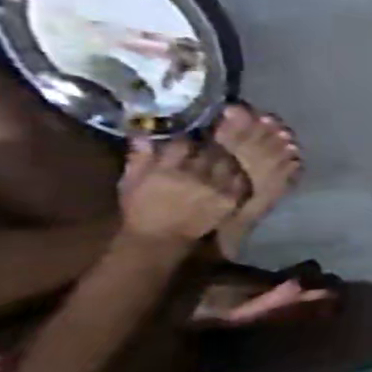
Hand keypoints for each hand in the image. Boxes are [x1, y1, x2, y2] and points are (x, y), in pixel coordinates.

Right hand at [118, 138, 247, 243]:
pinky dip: (238, 173)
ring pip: (229, 163)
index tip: (188, 139)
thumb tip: (141, 134)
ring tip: (222, 158)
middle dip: (210, 147)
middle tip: (210, 146)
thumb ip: (139, 157)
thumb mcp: (130, 181)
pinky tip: (232, 172)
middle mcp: (195, 176)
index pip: (183, 144)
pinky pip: (241, 179)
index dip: (187, 138)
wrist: (161, 236)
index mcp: (167, 170)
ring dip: (226, 158)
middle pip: (210, 151)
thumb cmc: (140, 208)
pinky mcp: (231, 198)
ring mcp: (216, 187)